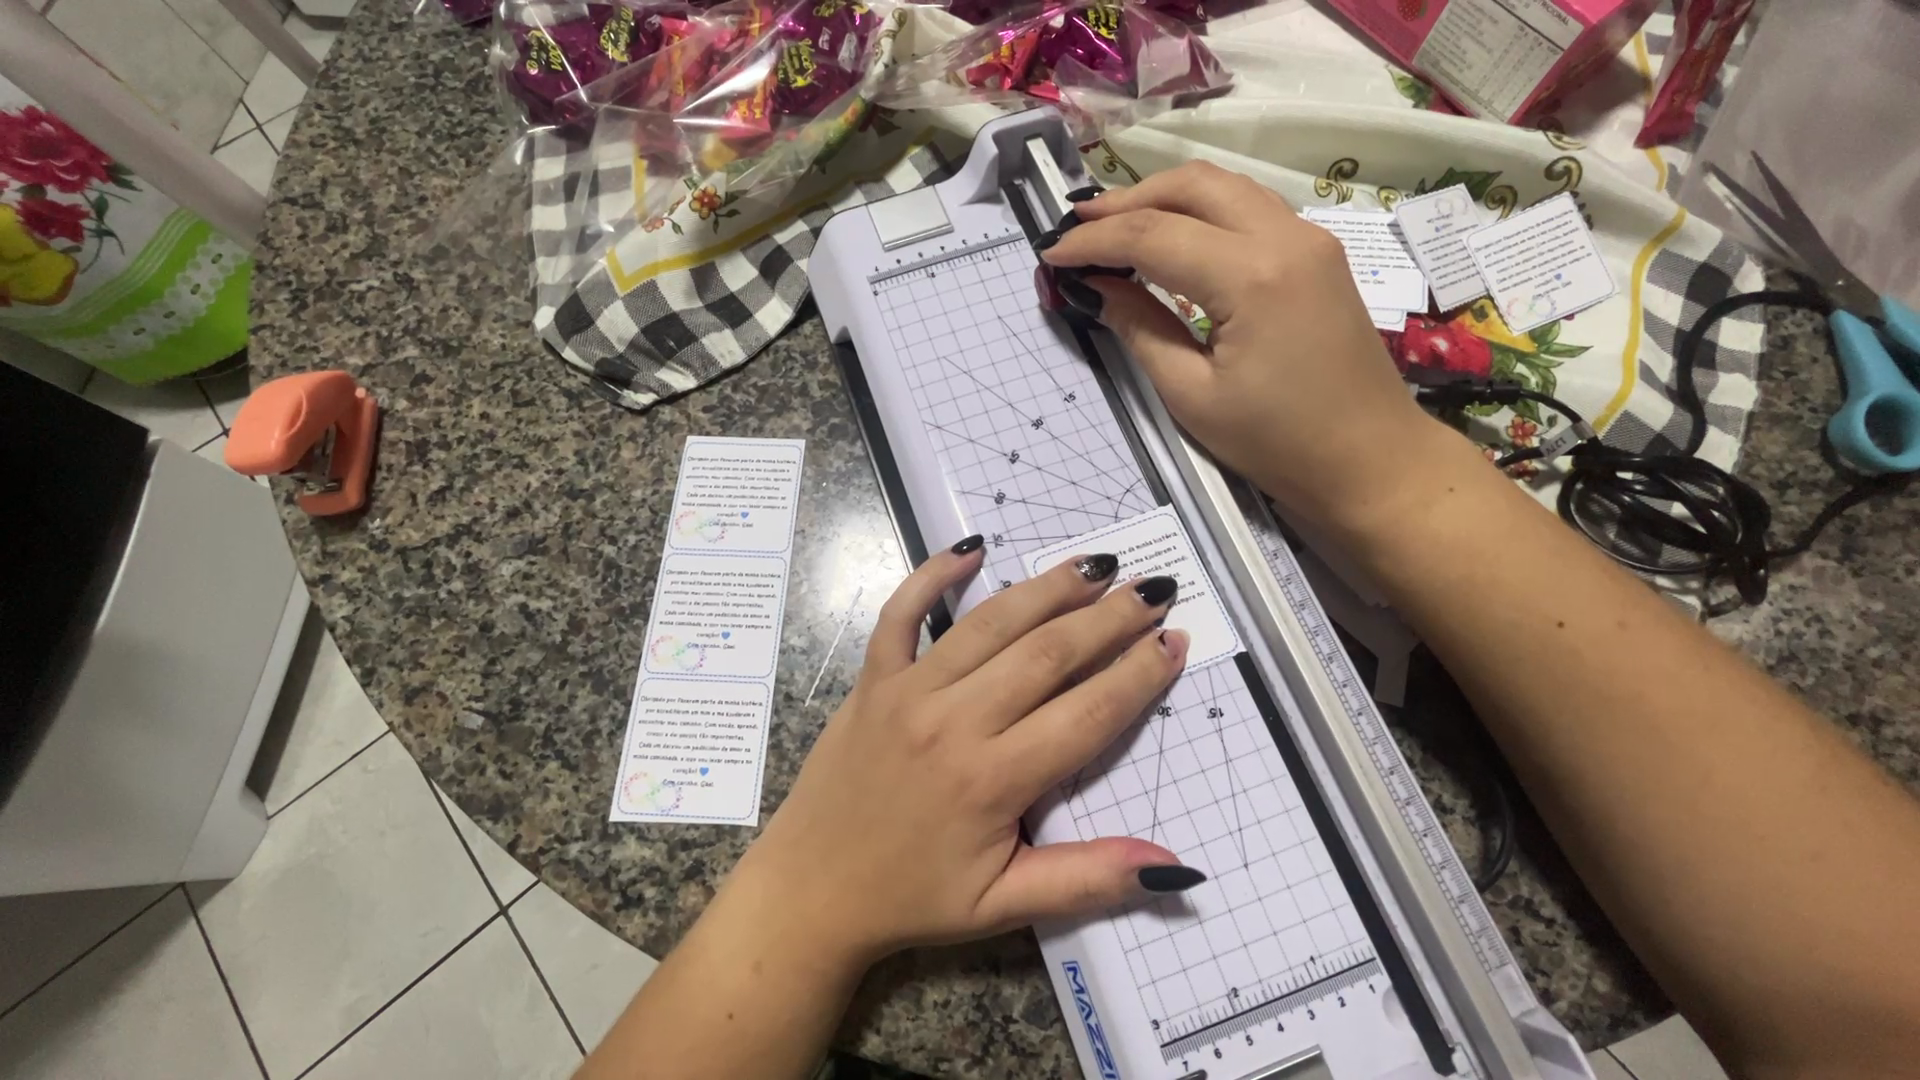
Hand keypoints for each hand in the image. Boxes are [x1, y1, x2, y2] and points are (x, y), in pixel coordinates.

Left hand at [732, 536, 1201, 968]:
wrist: (810, 891)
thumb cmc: (913, 899)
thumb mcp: (1004, 905)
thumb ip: (1089, 879)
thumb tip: (1175, 867)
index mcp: (992, 781)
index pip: (1086, 714)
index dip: (1138, 675)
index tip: (1175, 640)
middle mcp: (953, 722)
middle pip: (1047, 654)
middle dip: (1109, 619)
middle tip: (1154, 589)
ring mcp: (907, 691)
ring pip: (989, 624)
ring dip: (1047, 588)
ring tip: (1095, 566)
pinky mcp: (872, 679)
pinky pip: (900, 613)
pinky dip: (932, 575)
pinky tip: (972, 547)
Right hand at [1042, 163, 1443, 532]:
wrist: (1369, 461)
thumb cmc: (1277, 443)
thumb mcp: (1192, 394)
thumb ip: (1139, 327)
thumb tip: (1094, 286)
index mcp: (1252, 276)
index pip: (1153, 234)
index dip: (1094, 241)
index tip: (1051, 254)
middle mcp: (1285, 236)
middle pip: (1191, 185)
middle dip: (1126, 199)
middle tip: (1077, 226)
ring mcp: (1309, 239)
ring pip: (1223, 187)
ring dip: (1164, 198)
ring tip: (1114, 226)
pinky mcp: (1316, 254)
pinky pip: (1248, 209)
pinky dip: (1199, 213)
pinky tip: (1170, 241)